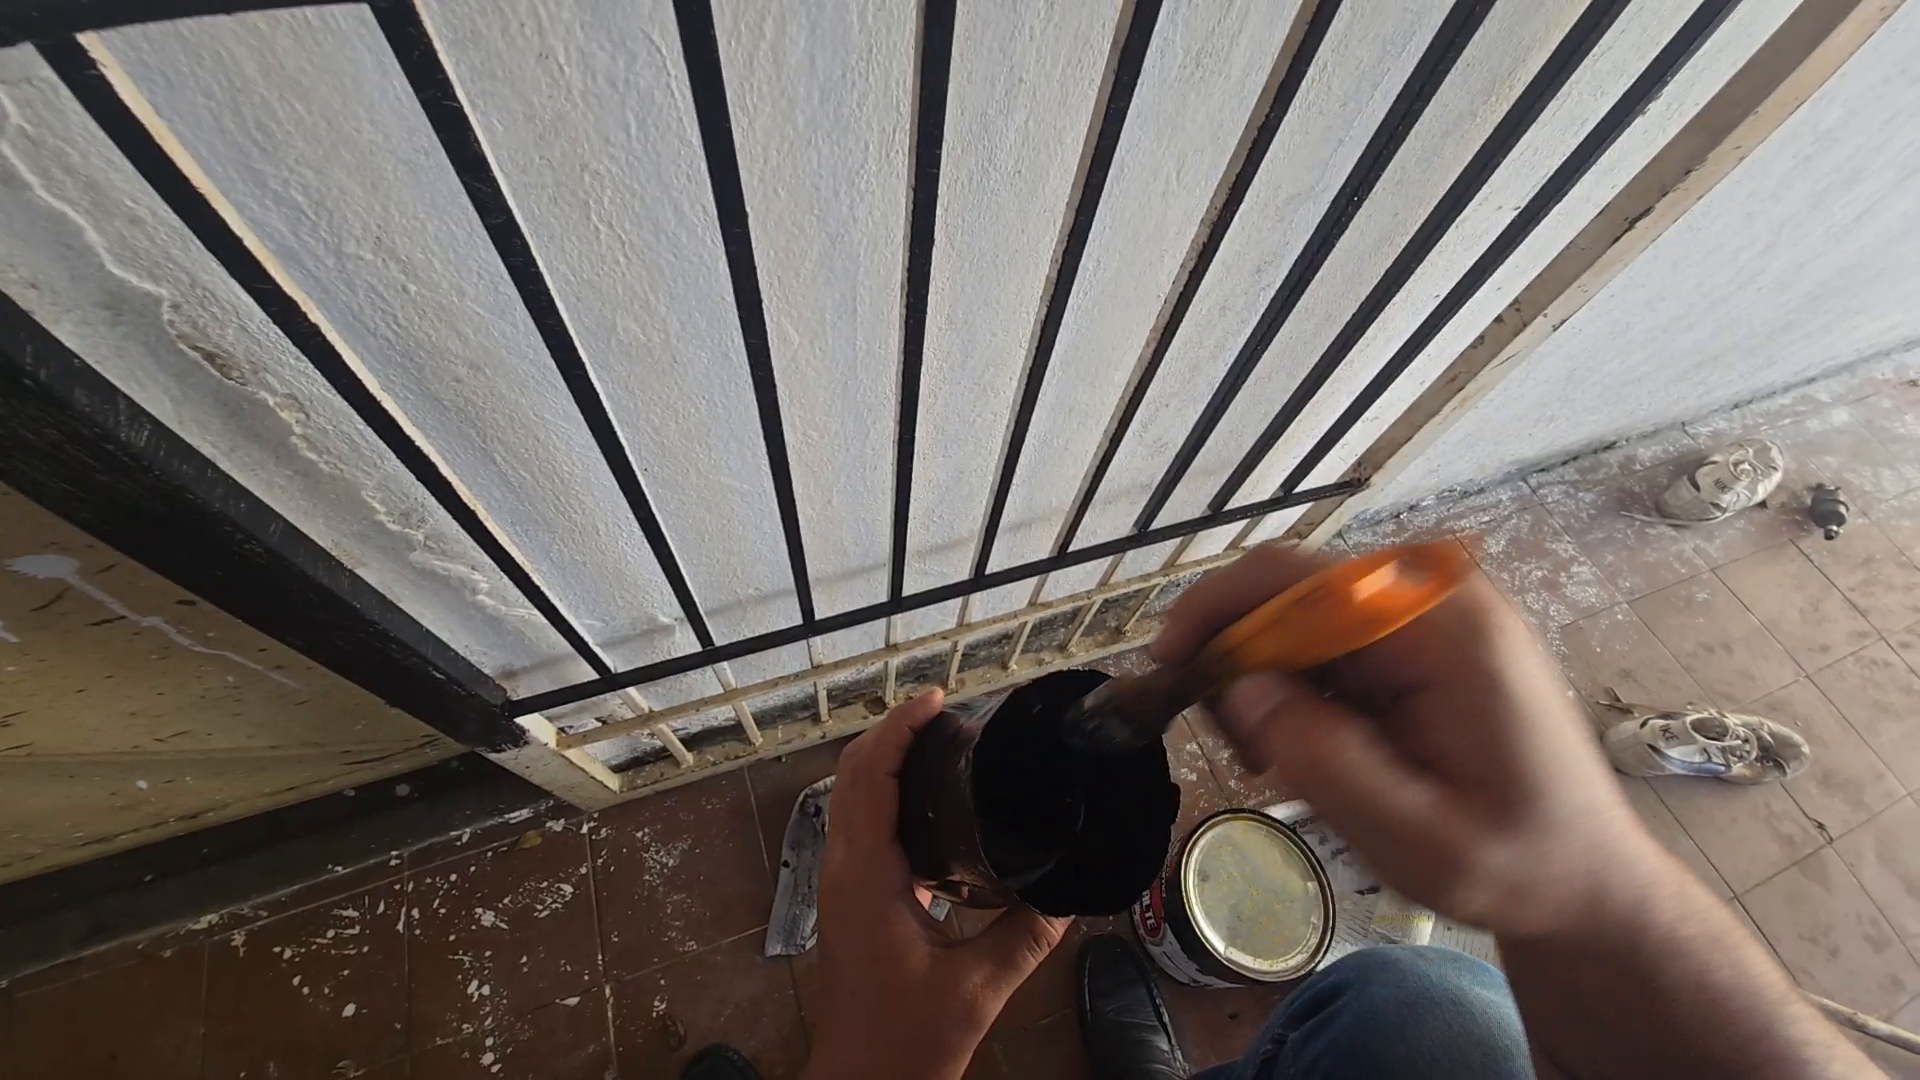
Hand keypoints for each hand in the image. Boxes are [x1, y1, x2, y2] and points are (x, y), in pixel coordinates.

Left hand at [804, 689, 1071, 1079]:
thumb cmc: (906, 1043)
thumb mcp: (977, 990)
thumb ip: (1027, 935)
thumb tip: (1072, 887)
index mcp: (865, 876)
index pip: (872, 776)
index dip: (900, 728)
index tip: (939, 699)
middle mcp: (845, 866)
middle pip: (853, 771)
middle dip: (893, 730)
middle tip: (947, 712)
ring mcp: (843, 878)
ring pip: (853, 792)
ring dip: (889, 755)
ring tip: (942, 738)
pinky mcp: (854, 892)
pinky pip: (865, 819)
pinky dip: (891, 789)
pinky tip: (936, 795)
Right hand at [1153, 544, 1659, 939]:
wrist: (1586, 878)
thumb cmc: (1517, 864)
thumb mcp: (1418, 840)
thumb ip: (1325, 762)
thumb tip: (1238, 688)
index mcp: (1443, 627)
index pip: (1297, 577)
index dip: (1217, 608)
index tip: (1168, 664)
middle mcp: (1428, 599)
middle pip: (1284, 589)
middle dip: (1230, 653)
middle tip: (1224, 737)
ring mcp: (1417, 615)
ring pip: (1288, 614)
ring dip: (1252, 676)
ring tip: (1262, 755)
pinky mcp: (1404, 638)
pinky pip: (1311, 637)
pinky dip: (1280, 684)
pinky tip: (1290, 741)